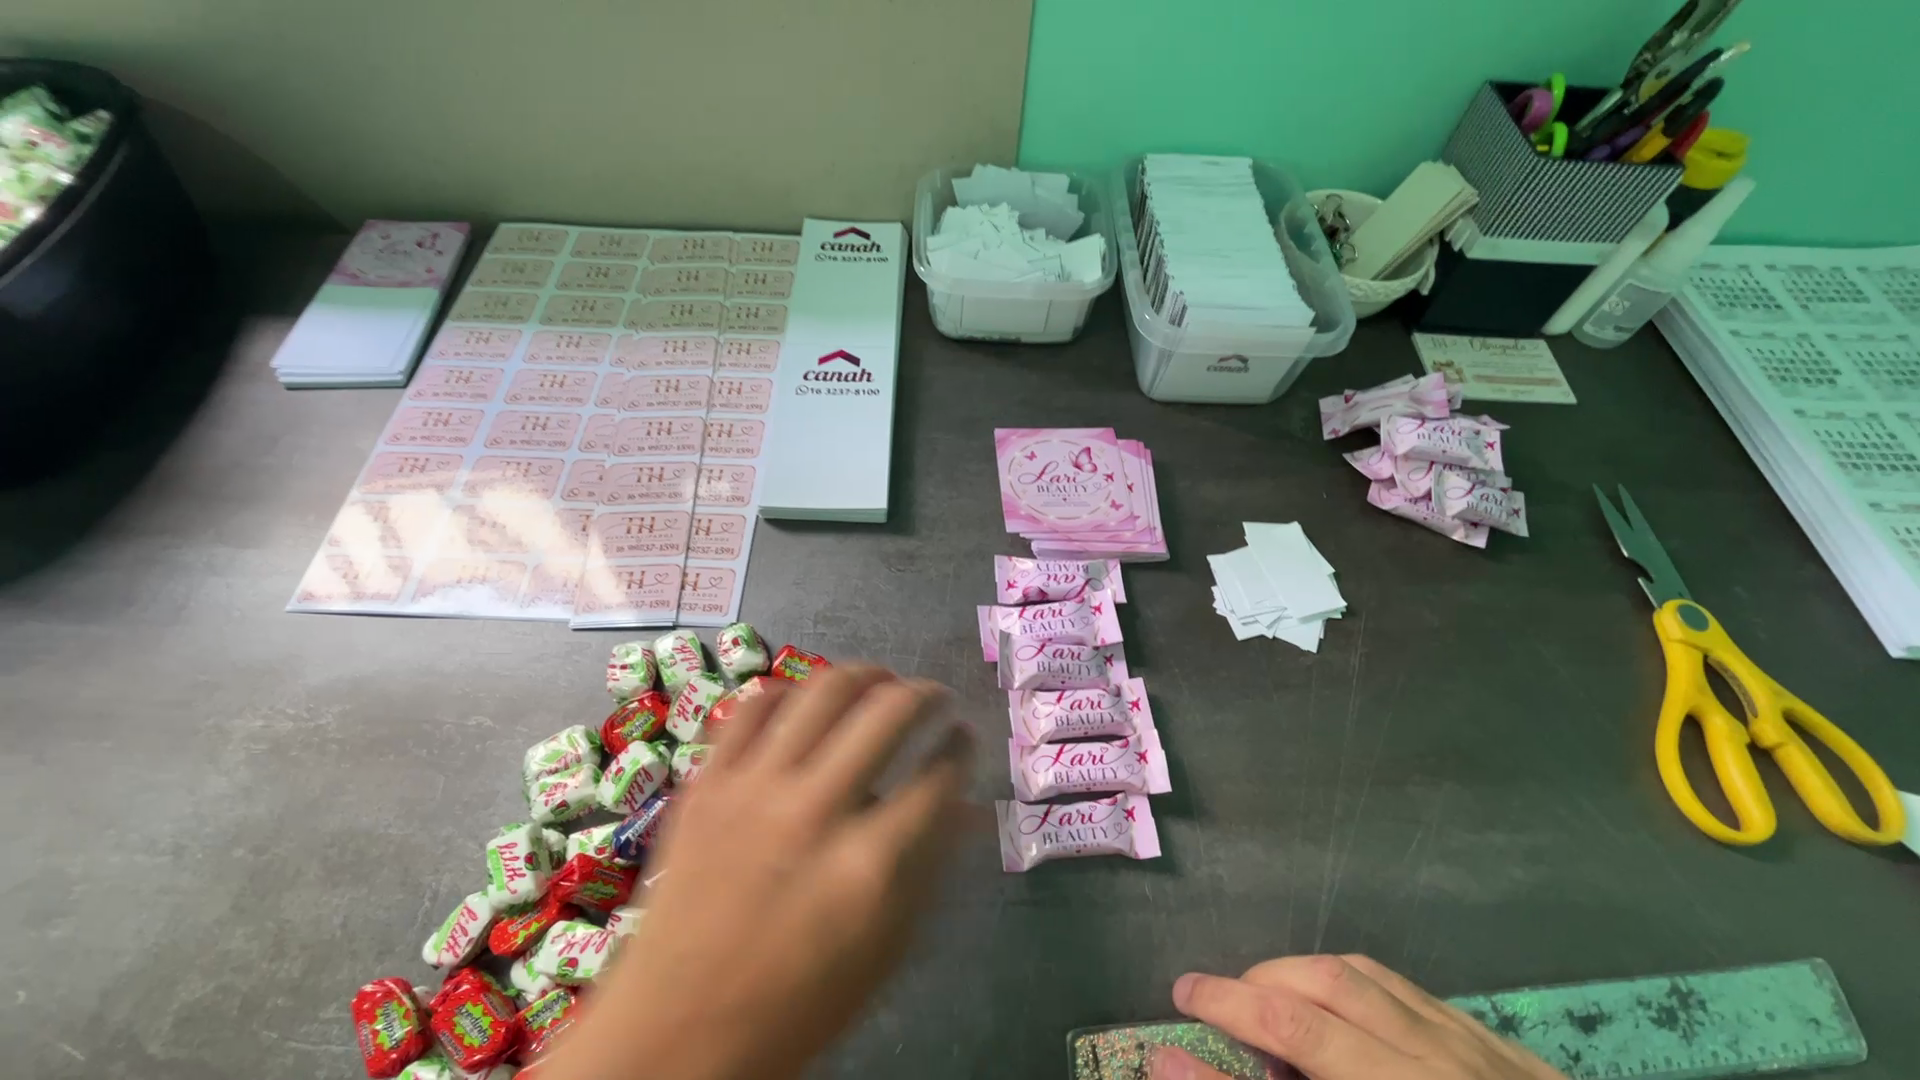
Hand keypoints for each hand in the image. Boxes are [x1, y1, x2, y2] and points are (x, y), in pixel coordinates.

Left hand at [543, 666, 972, 1079]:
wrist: (675, 1033)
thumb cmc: (794, 1004)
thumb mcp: (883, 954)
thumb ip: (928, 870)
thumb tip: (965, 806)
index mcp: (869, 862)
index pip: (938, 774)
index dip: (962, 746)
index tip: (964, 736)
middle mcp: (815, 808)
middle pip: (887, 713)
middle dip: (925, 693)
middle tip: (934, 697)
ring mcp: (753, 788)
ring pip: (821, 692)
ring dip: (864, 675)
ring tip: (880, 680)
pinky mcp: (706, 783)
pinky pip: (749, 708)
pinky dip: (785, 692)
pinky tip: (803, 701)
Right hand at [1150, 955, 1566, 1079]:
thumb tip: (1181, 1066)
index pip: (1298, 1035)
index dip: (1227, 1011)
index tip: (1175, 1008)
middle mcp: (1442, 1069)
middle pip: (1329, 989)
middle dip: (1255, 988)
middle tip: (1211, 1004)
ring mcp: (1482, 1054)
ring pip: (1370, 980)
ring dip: (1302, 977)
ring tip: (1267, 999)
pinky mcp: (1510, 1053)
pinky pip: (1415, 992)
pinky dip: (1356, 987)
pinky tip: (1342, 1007)